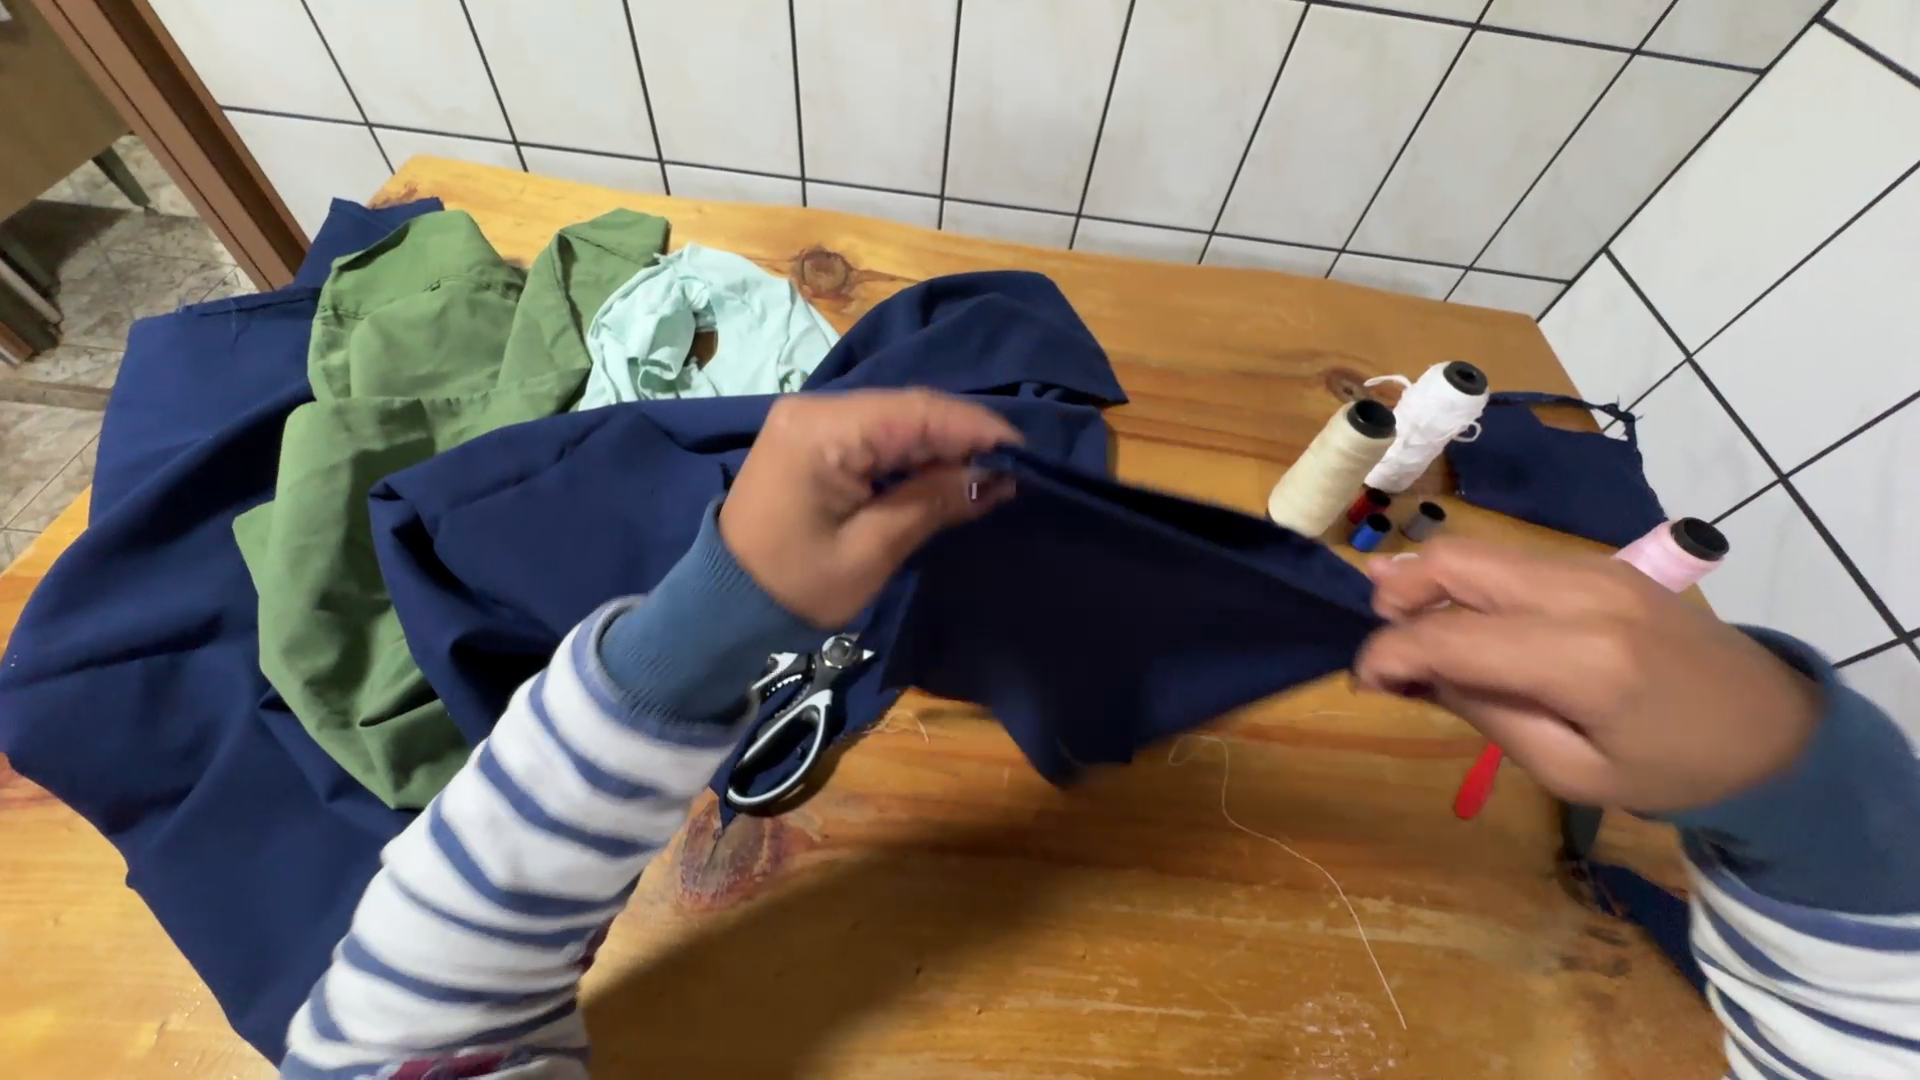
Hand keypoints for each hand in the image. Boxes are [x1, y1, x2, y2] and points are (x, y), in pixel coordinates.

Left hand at [719, 389, 1020, 627]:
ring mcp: (810, 421)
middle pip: (907, 410)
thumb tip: (997, 478)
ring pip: (895, 420)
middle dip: (961, 438)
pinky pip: (875, 434)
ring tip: (984, 476)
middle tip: (1009, 471)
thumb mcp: (873, 549)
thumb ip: (934, 502)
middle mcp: (814, 409)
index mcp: (822, 431)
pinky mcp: (812, 439)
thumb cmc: (797, 585)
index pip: (916, 412)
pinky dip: (911, 454)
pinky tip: (942, 474)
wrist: (726, 604)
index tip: (1023, 453)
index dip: (975, 428)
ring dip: (940, 446)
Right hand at [1354, 540, 1820, 812]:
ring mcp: (1591, 568)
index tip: (1365, 682)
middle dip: (1394, 597)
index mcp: (1581, 659)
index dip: (1386, 655)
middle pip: (1449, 561)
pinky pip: (1502, 560)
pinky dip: (1462, 584)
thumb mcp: (1567, 771)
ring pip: (1469, 551)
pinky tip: (1460, 619)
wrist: (1779, 732)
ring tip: (1413, 631)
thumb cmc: (1673, 771)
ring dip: (1423, 585)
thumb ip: (1482, 711)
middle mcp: (1581, 593)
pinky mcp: (1595, 563)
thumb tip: (1408, 672)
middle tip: (1387, 645)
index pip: (1444, 636)